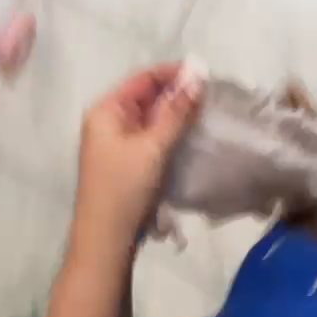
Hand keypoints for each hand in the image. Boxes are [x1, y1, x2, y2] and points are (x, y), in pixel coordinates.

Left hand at [71, 63, 201, 256]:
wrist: (105, 244)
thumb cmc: (125, 189)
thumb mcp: (153, 147)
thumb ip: (176, 111)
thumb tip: (197, 77)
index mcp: (106, 110)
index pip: (143, 78)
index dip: (173, 72)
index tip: (205, 73)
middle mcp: (107, 120)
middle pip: (146, 95)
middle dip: (176, 92)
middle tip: (210, 94)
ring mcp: (115, 142)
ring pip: (150, 116)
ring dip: (175, 112)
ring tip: (205, 111)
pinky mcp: (125, 161)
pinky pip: (150, 135)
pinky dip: (169, 131)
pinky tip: (190, 134)